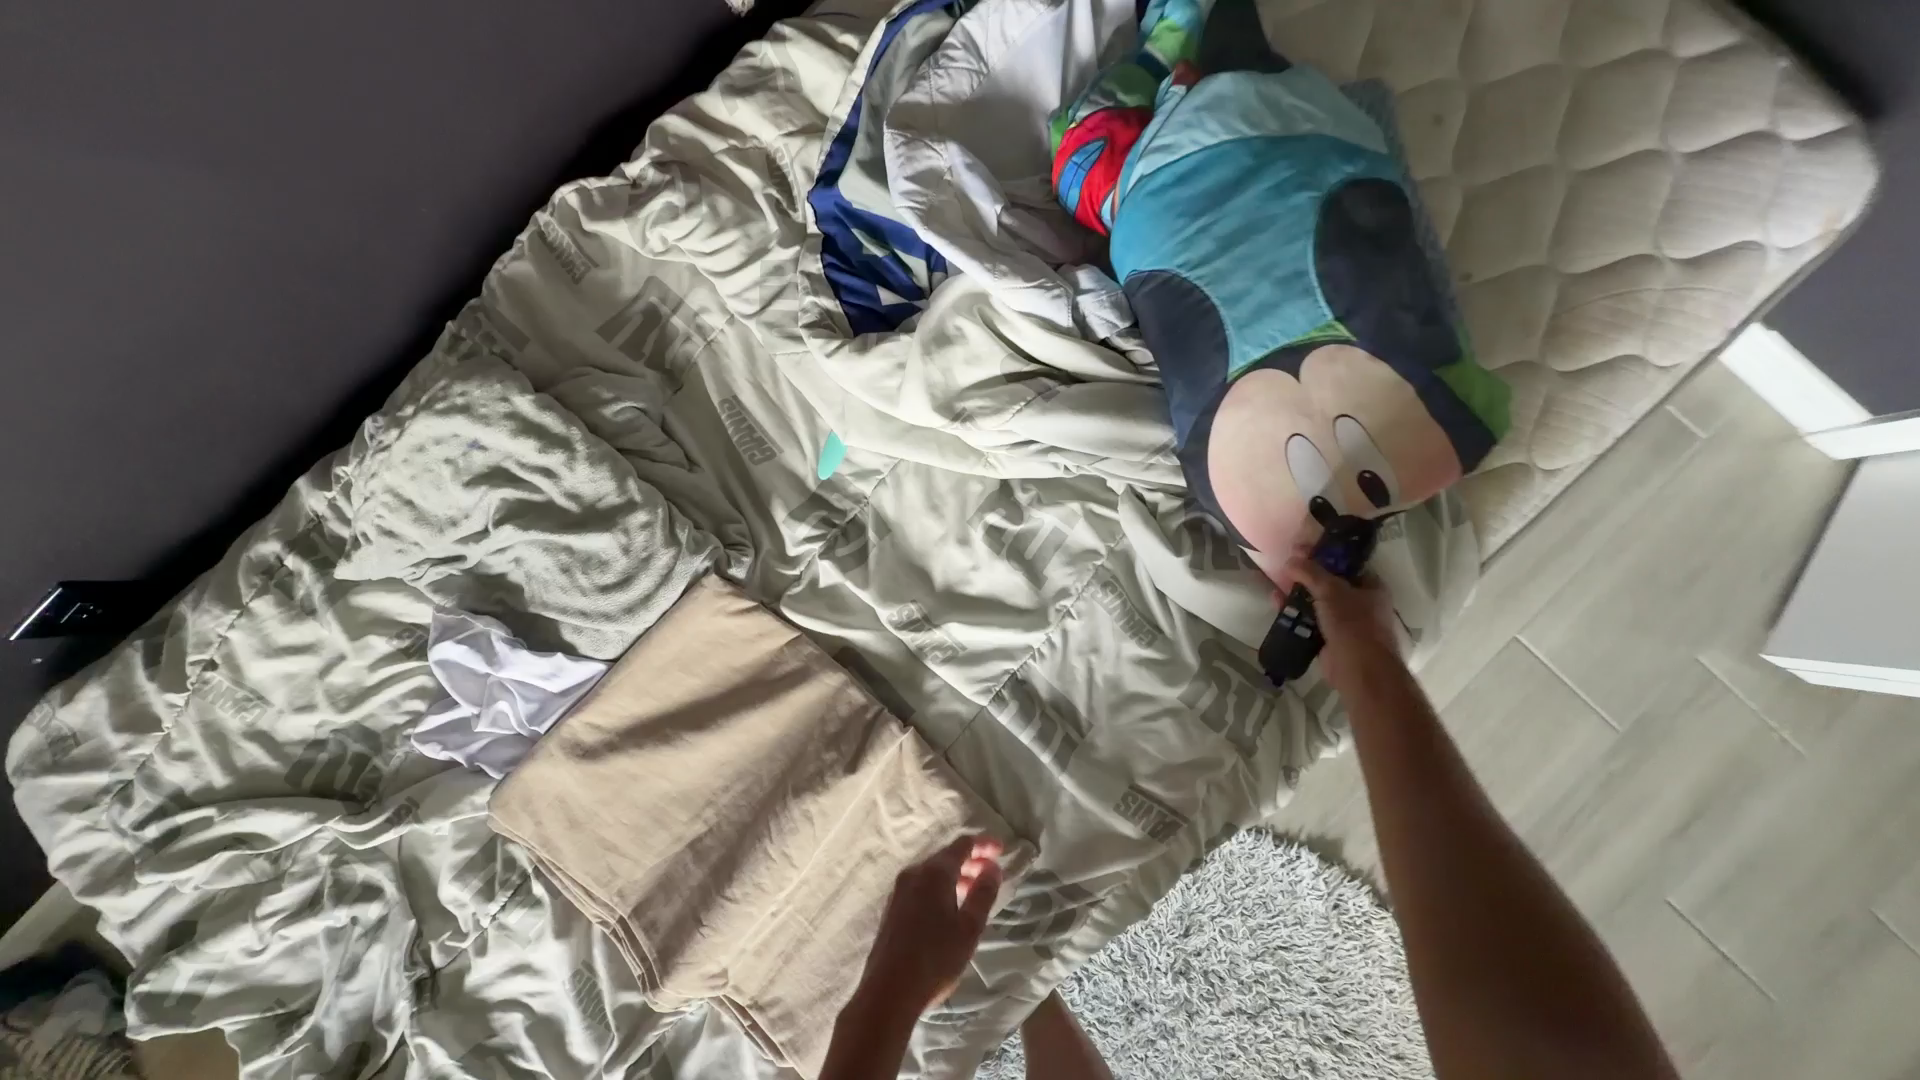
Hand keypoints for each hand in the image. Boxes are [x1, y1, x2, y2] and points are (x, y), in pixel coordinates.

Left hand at [856, 834, 1004, 1015]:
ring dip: (955, 876)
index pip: (962, 845)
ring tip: (973, 892)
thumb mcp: (969, 928)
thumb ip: (983, 894)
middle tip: (991, 872)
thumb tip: (993, 867)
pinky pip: (921, 887)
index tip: (1001, 849)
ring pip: (932, 873)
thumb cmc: (935, 959)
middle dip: (970, 861)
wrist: (888, 992)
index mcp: (934, 874)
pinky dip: (939, 888)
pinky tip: (948, 908)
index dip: (983, 844)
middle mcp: (913, 874)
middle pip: (945, 857)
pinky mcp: (892, 909)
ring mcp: (899, 891)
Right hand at [1277, 554, 1401, 690]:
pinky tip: (1277, 605)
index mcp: (1371, 587)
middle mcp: (1361, 603)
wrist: (1358, 669)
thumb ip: (1309, 572)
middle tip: (1285, 567)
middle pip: (1329, 584)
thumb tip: (1290, 559)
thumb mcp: (1331, 590)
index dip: (1325, 556)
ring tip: (1275, 585)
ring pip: (1317, 604)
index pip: (1348, 565)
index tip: (1302, 550)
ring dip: (1296, 596)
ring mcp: (1345, 623)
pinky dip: (1294, 615)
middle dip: (1306, 577)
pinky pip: (1309, 622)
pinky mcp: (1330, 640)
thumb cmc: (1353, 622)